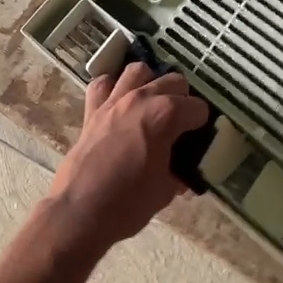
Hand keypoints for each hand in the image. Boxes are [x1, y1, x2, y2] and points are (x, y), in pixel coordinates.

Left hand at [44, 62, 210, 247]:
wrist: (80, 213)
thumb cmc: (128, 203)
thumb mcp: (164, 191)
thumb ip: (177, 172)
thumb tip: (183, 172)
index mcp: (166, 115)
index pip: (197, 107)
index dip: (201, 122)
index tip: (199, 135)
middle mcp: (142, 98)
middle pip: (173, 80)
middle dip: (182, 98)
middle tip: (180, 121)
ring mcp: (115, 100)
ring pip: (138, 70)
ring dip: (148, 82)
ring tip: (150, 102)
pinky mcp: (92, 110)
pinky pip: (102, 84)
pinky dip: (111, 87)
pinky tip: (117, 101)